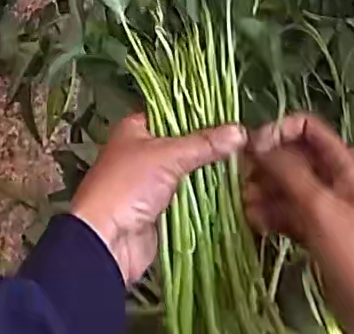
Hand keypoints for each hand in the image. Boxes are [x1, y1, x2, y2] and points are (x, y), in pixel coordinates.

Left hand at [69, 113, 246, 284]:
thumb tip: (240, 130)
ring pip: (188, 172)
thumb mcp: (167, 155)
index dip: (200, 115)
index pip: (174, 113)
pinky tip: (232, 192)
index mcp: (137, 127)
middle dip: (209, 148)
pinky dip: (205, 197)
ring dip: (210, 174)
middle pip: (183, 144)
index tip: (231, 117)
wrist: (107, 239)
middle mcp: (144, 150)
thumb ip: (203, 144)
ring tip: (245, 167)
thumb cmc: (129, 184)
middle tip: (244, 145)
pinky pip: (188, 197)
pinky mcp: (161, 209)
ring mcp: (152, 181)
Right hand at [246, 114, 353, 333]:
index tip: (252, 148)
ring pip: (288, 187)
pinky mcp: (321, 237)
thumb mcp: (322, 209)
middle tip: (242, 180)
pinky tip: (257, 224)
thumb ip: (288, 171)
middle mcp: (336, 181)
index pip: (306, 128)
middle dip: (266, 165)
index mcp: (346, 166)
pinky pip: (290, 215)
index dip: (278, 131)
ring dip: (265, 192)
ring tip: (246, 207)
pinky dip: (273, 216)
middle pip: (293, 157)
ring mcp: (329, 211)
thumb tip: (256, 140)